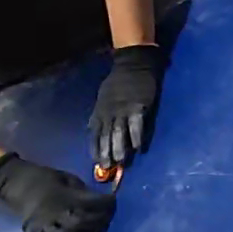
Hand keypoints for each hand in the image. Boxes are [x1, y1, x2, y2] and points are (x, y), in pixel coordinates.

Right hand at [0, 153, 115, 231]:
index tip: (114, 202)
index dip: (107, 203)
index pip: (92, 203)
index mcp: (65, 195)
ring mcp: (45, 223)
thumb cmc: (44, 177)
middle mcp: (57, 211)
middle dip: (99, 222)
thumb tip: (98, 201)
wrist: (15, 181)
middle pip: (83, 222)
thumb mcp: (67, 178)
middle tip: (106, 220)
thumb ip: (82, 191)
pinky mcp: (36, 230)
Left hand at [89, 44, 164, 168]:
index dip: (95, 148)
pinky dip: (137, 137)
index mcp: (100, 111)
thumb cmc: (119, 82)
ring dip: (120, 148)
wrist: (133, 65)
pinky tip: (138, 148)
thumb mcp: (103, 97)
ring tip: (121, 161)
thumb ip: (100, 114)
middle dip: (106, 152)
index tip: (96, 162)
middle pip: (106, 136)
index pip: (94, 134)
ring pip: (119, 133)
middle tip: (108, 167)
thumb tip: (94, 129)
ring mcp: (123, 110)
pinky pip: (136, 125)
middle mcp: (109, 113)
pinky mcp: (138, 107)